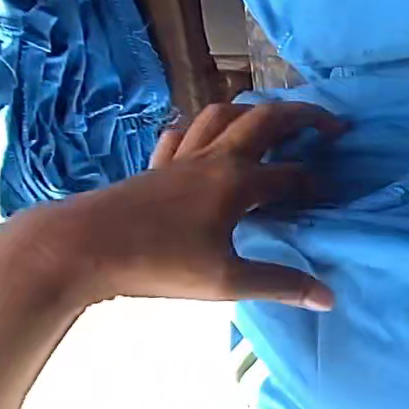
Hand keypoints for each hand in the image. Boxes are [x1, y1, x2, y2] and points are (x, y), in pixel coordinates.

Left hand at [0, 101, 345, 308]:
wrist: (78, 248)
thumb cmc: (156, 263)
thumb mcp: (225, 281)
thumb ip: (280, 284)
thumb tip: (329, 298)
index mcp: (237, 182)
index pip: (291, 174)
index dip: (316, 184)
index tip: (329, 198)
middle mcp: (215, 157)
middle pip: (266, 118)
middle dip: (304, 115)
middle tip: (331, 124)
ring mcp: (182, 156)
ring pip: (223, 113)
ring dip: (255, 111)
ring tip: (273, 122)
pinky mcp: (156, 164)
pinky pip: (184, 131)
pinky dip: (204, 127)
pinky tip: (208, 139)